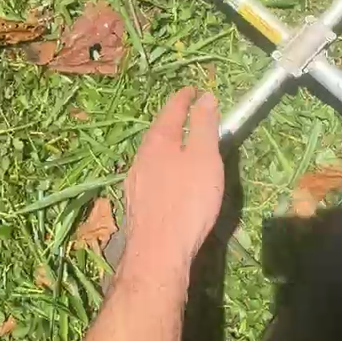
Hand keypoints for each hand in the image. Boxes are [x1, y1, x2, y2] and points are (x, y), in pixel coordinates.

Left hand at [118, 87, 222, 284]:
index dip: (184, 97)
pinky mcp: (136, 201)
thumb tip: (205, 97)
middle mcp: (142, 155)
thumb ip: (203, 126)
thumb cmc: (187, 201)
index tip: (194, 89)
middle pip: (159, 130)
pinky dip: (163, 165)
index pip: (172, 109)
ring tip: (181, 144)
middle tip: (189, 114)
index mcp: (158, 140)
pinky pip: (151, 173)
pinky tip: (168, 179)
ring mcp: (136, 179)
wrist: (158, 251)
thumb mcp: (203, 158)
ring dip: (168, 143)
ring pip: (153, 152)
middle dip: (174, 120)